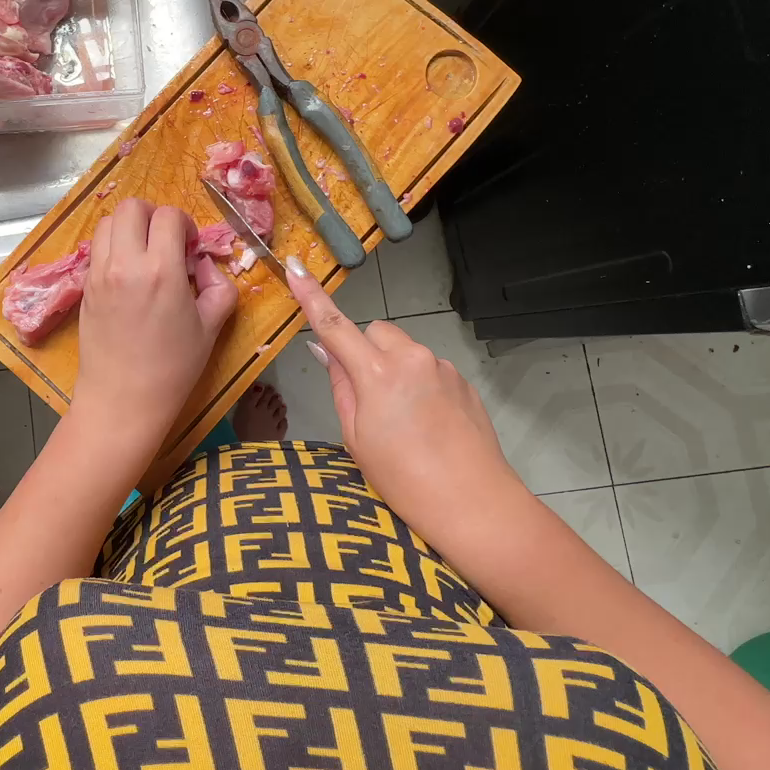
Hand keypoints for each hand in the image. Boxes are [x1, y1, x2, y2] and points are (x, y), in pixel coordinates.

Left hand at [74, 199, 237, 450]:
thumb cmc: (173, 368)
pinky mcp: (85, 287)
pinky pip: (96, 248)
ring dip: (129, 228)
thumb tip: (205, 265)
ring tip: (144, 253)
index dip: (185, 225)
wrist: (123, 400)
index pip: (168, 216)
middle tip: (165, 241)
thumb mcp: (211, 327)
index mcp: (161, 270)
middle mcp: (125, 263)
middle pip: (132, 207)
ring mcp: (99, 273)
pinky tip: (127, 273)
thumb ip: (218, 286)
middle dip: (153, 215)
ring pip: (108, 222)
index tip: (190, 248)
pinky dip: (113, 247)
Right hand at [285, 258, 519, 545]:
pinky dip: (418, 384)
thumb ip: (340, 387)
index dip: (310, 295)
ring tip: (403, 420)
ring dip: (394, 369)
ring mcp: (441, 367)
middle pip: (375, 332)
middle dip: (364, 351)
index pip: (333, 325)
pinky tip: (428, 423)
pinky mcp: (462, 380)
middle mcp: (411, 358)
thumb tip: (325, 350)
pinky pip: (428, 367)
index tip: (294, 266)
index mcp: (377, 374)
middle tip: (367, 397)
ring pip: (403, 350)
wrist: (475, 503)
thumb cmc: (404, 480)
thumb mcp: (356, 438)